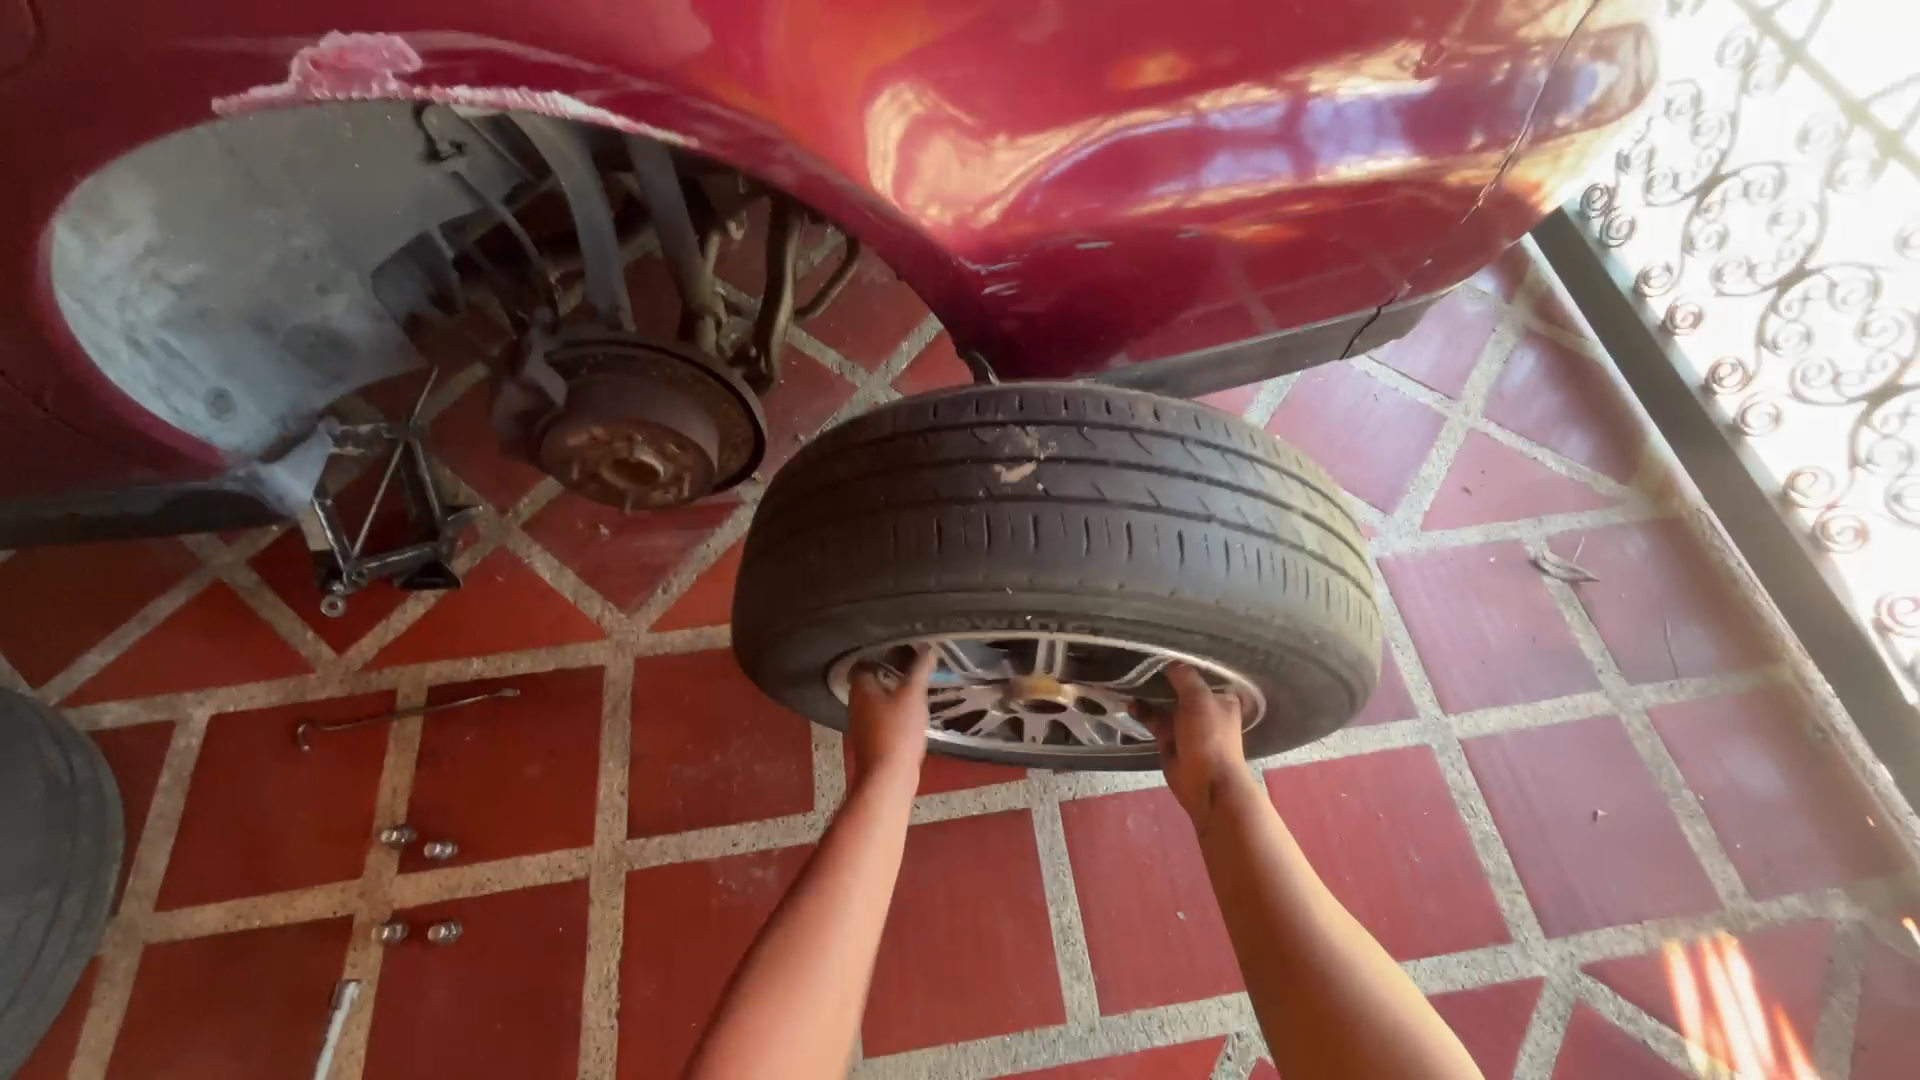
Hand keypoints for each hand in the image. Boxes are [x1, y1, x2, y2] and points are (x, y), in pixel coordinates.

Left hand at [846, 647, 935, 784]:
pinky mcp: (870, 740)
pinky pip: (881, 718)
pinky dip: (893, 713)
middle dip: (890, 674)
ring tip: (916, 690)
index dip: (882, 655)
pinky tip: (911, 715)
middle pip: (870, 681)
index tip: (902, 652)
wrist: (888, 777)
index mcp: (861, 688)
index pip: (864, 662)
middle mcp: (855, 704)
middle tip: (912, 669)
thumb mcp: (913, 695)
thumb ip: (919, 671)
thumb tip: (926, 648)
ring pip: (876, 701)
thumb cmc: (898, 731)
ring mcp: (861, 724)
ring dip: (893, 695)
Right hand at [1143, 662, 1256, 826]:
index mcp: (1220, 697)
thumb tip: (1170, 662)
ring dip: (1148, 694)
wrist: (1205, 783)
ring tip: (1127, 679)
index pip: (1202, 673)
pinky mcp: (1169, 738)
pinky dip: (1142, 711)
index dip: (1184, 662)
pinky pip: (1153, 719)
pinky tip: (1128, 703)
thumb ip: (1185, 678)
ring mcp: (1185, 724)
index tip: (1163, 649)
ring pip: (1163, 703)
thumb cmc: (1209, 737)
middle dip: (1162, 676)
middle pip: (1180, 687)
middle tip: (1139, 659)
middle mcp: (1204, 708)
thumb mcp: (1199, 700)